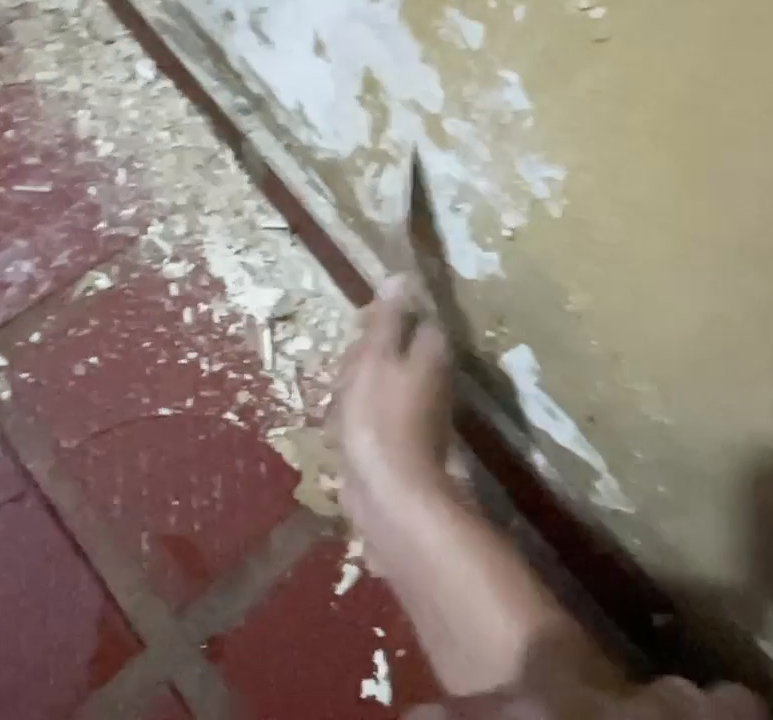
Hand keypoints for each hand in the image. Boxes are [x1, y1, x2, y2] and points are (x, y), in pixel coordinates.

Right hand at [331, 274, 455, 516]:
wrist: (388, 494)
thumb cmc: (378, 418)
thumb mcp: (375, 357)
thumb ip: (387, 318)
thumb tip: (401, 277)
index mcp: (431, 351)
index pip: (409, 317)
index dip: (377, 323)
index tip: (356, 335)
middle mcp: (432, 377)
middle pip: (389, 351)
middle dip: (359, 362)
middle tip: (345, 380)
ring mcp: (416, 410)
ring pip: (375, 384)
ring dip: (351, 394)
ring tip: (340, 413)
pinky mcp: (399, 438)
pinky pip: (370, 416)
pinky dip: (353, 422)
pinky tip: (341, 436)